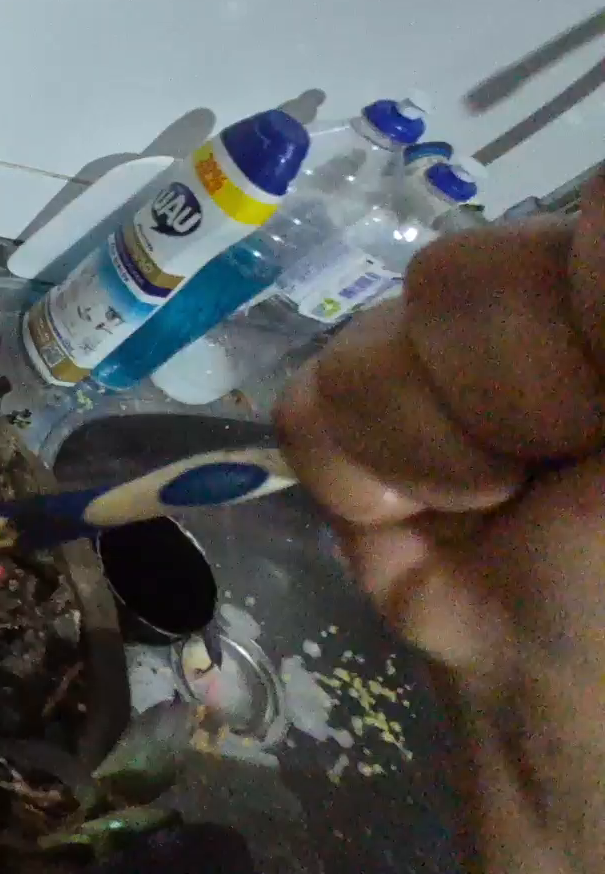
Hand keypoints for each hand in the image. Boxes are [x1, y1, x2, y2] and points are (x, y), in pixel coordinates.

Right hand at [275, 174, 604, 872]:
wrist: (571, 682)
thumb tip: (601, 192)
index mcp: (604, 295)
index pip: (578, 216)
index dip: (570, 308)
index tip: (598, 405)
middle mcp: (530, 313)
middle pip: (458, 276)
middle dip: (510, 390)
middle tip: (564, 462)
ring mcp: (419, 367)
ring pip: (364, 347)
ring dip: (431, 451)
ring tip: (491, 504)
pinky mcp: (335, 425)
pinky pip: (301, 410)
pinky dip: (355, 477)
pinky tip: (417, 511)